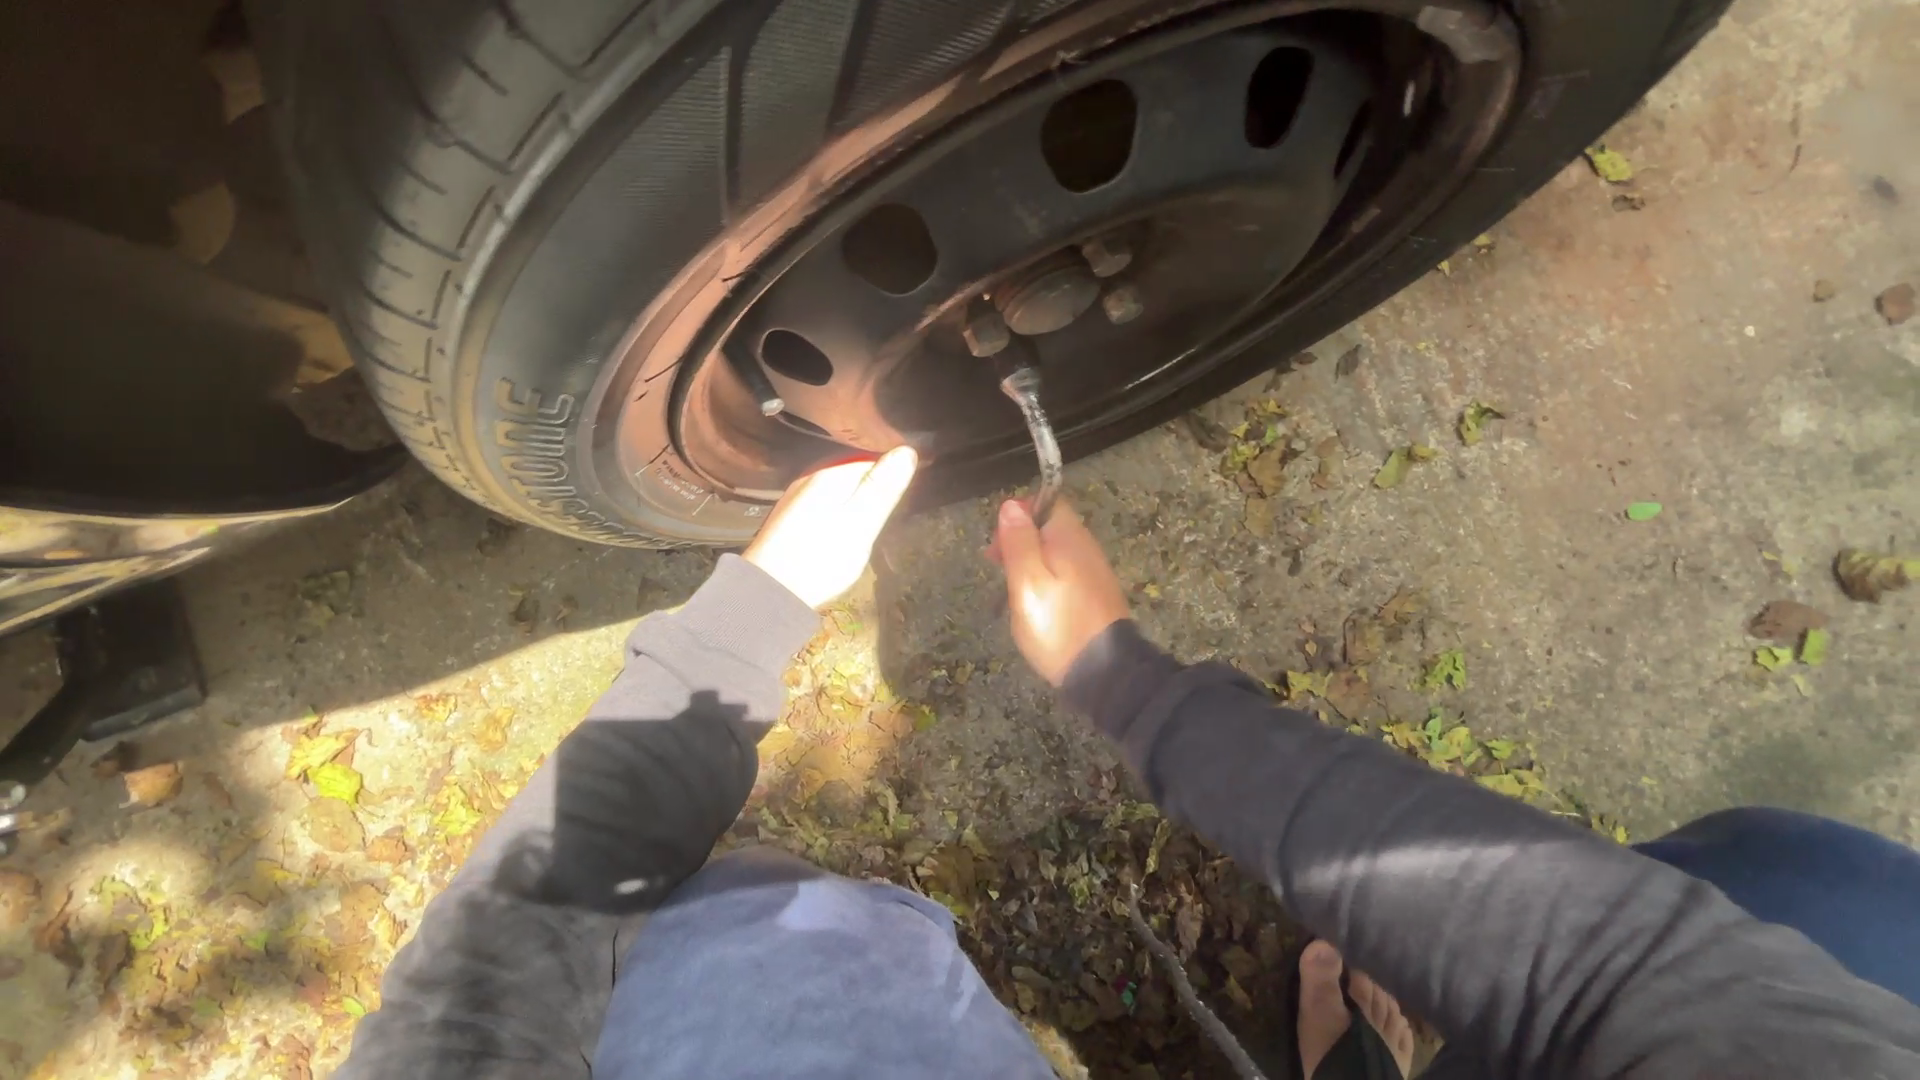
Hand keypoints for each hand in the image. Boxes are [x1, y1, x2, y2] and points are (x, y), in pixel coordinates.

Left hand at [745, 447, 917, 608]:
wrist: (767, 592)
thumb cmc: (819, 559)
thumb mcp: (859, 524)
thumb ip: (881, 489)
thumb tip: (906, 450)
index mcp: (830, 474)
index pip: (871, 457)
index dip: (894, 469)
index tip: (913, 484)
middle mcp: (810, 478)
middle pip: (853, 471)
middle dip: (876, 481)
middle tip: (902, 501)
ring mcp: (798, 498)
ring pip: (839, 487)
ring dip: (859, 496)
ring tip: (880, 512)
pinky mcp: (791, 519)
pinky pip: (826, 502)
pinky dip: (842, 508)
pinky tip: (848, 524)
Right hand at [989, 498, 1130, 685]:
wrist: (1104, 673)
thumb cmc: (1058, 625)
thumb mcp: (1028, 582)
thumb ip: (1019, 542)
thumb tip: (1010, 506)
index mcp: (1069, 538)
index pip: (1046, 502)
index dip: (1018, 514)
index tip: (998, 543)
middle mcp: (1086, 547)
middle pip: (1049, 527)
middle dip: (1020, 540)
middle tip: (998, 568)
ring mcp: (1094, 571)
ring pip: (1055, 552)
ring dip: (1030, 562)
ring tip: (1011, 590)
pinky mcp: (1095, 594)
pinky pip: (1065, 573)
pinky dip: (1046, 579)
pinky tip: (1035, 603)